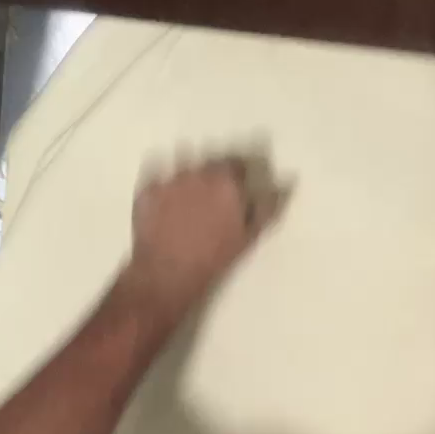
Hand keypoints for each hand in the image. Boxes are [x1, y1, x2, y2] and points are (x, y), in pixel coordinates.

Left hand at [125, 154, 287, 323]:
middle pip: (209, 160)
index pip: (236, 162)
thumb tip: (287, 182)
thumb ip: (269, 206)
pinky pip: (156, 170)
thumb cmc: (214, 258)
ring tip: (186, 193)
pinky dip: (161, 176)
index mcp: (226, 181)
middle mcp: (198, 171)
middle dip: (213, 172)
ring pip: (182, 159)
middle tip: (212, 195)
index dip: (238, 174)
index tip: (236, 187)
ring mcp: (169, 176)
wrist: (167, 274)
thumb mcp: (249, 235)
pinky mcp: (146, 187)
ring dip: (188, 169)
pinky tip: (164, 194)